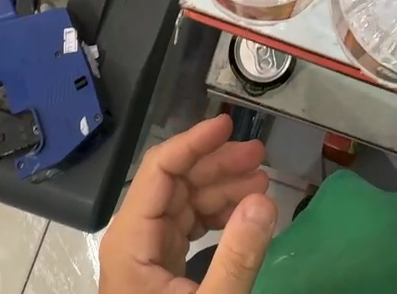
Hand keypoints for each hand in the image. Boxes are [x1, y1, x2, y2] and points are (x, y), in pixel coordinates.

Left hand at [100, 114, 276, 293]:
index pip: (161, 169)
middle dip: (218, 164)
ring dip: (223, 188)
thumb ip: (237, 255)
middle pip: (176, 182)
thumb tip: (265, 199)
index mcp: (131, 239)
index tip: (228, 125)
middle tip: (261, 156)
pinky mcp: (160, 272)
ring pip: (186, 203)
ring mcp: (147, 255)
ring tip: (263, 183)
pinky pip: (190, 228)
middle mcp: (135, 238)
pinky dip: (219, 215)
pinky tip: (245, 213)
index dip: (194, 142)